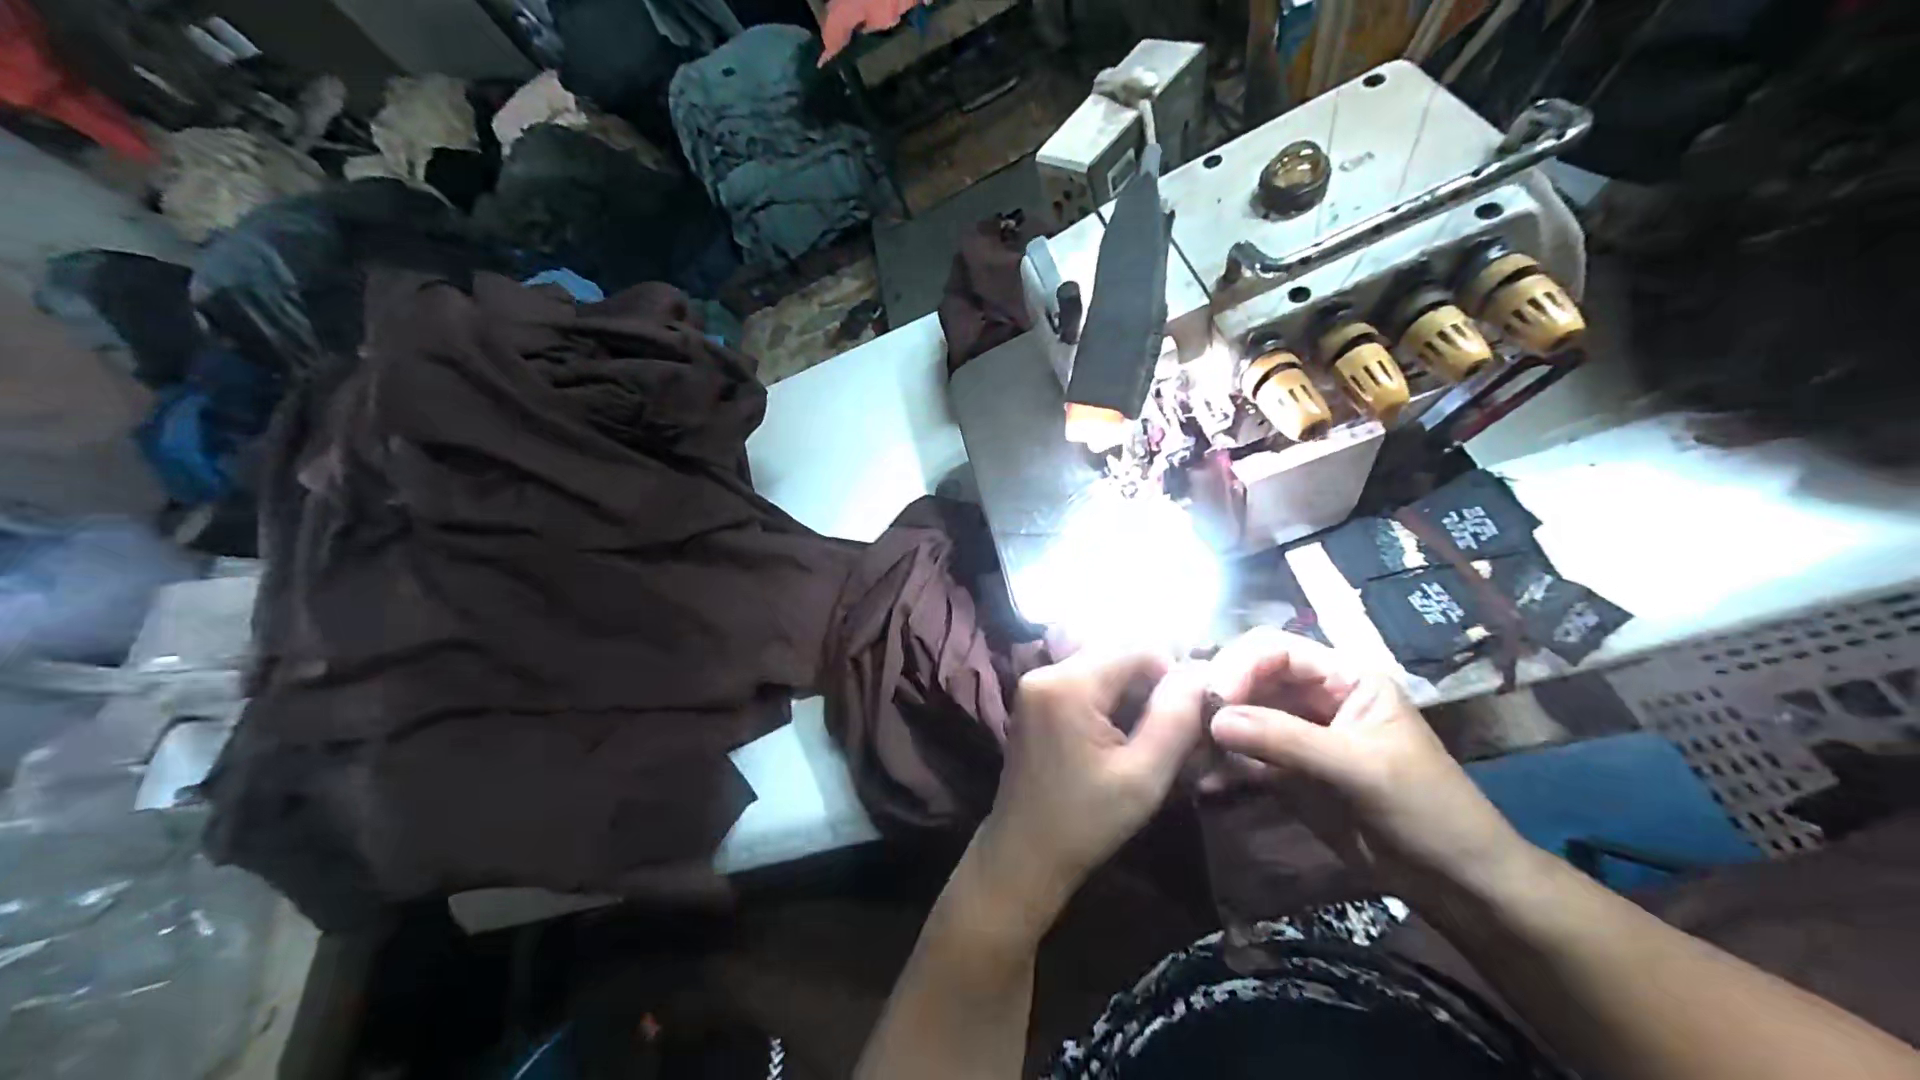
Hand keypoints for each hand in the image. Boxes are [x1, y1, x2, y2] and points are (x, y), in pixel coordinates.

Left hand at [974, 649, 1208, 926]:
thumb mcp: (1143, 775)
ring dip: (1133, 696)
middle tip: (1176, 730)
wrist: (1024, 854)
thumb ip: (1175, 719)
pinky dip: (1109, 703)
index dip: (1173, 676)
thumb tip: (1201, 673)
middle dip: (1152, 686)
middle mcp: (1045, 672)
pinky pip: (1083, 685)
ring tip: (1152, 738)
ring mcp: (1035, 685)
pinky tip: (1122, 739)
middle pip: (1118, 657)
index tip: (1192, 716)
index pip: (1137, 650)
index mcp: (1067, 683)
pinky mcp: (1035, 701)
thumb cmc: (1085, 821)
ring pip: (1103, 670)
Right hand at [1205, 628, 1526, 897]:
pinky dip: (1222, 764)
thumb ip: (1287, 740)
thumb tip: (1214, 719)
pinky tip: (1204, 780)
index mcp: (1344, 678)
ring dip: (1214, 729)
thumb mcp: (1360, 768)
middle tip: (1190, 722)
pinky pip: (1244, 754)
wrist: (1456, 883)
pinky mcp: (1286, 770)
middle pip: (1251, 677)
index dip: (1240, 665)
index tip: (1213, 696)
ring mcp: (1298, 733)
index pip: (1276, 650)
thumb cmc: (1426, 810)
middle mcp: (1315, 696)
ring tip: (1190, 750)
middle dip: (1220, 695)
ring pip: (1241, 714)